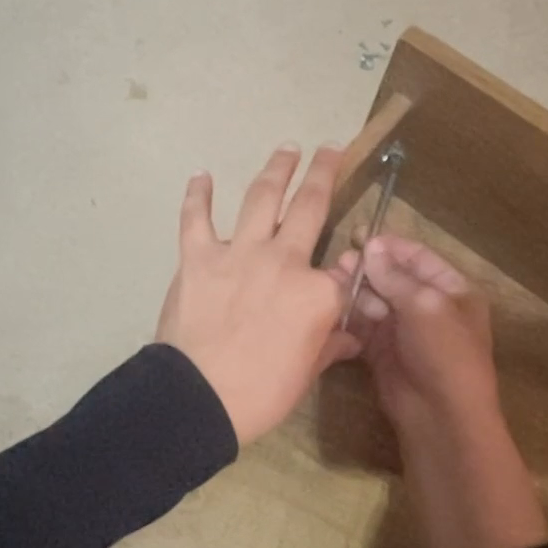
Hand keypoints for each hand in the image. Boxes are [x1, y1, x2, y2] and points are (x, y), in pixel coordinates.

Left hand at [157, 145, 360, 443]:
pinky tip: (202, 175)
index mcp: (317, 293)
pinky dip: (198, 195)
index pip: (341, 273)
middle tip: (330, 149)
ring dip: (276, 170)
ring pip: (262, 198)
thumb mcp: (306, 373)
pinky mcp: (198, 258)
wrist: (198, 397)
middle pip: (310, 207)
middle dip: (323, 173)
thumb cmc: (261, 394)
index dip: (348, 268)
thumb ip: (329, 344)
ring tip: (286, 149)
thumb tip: (351, 335)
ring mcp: (239, 254)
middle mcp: (284, 261)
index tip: (351, 261)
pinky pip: (197, 218)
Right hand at [331, 234, 547, 547]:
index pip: (419, 258)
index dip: (390, 246)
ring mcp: (404, 331)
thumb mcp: (425, 306)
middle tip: (340, 261)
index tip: (359, 235)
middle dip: (368, 269)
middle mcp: (428, 308)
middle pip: (394, 278)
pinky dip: (349, 316)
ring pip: (375, 301)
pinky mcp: (382, 352)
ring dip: (356, 290)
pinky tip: (331, 306)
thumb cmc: (444, 354)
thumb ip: (395, 276)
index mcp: (453, 291)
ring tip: (333, 280)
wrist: (440, 415)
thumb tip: (370, 246)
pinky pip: (363, 327)